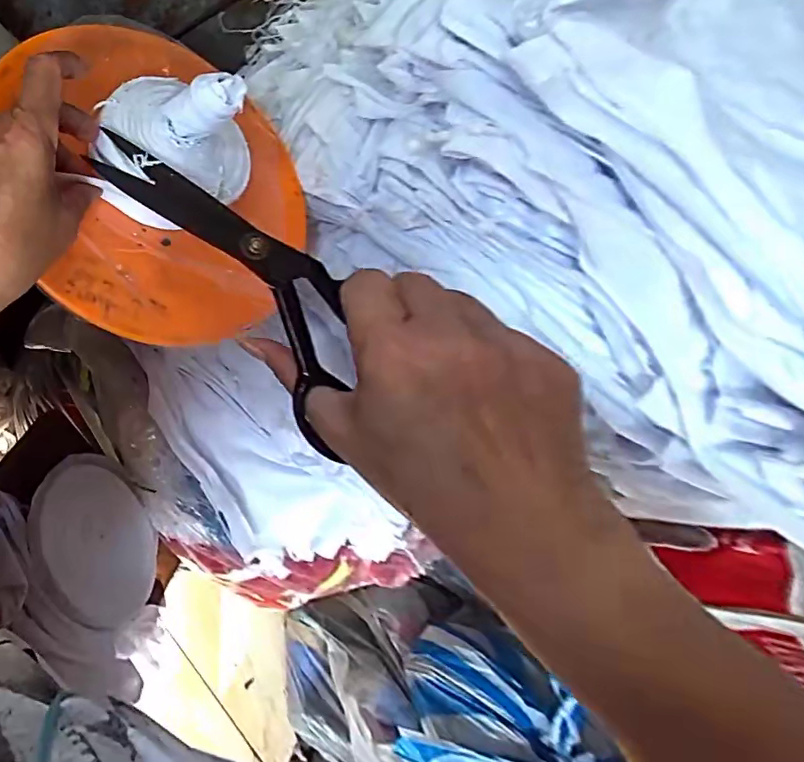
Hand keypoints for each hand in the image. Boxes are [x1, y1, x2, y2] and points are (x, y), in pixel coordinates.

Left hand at [0, 52, 99, 314]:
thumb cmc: (16, 244)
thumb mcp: (63, 220)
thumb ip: (79, 194)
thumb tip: (84, 188)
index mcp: (26, 133)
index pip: (43, 72)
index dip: (66, 62)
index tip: (85, 74)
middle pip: (36, 106)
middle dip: (69, 123)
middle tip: (90, 150)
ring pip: (20, 129)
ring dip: (49, 144)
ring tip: (71, 180)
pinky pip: (3, 149)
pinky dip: (26, 157)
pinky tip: (42, 190)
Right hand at [243, 271, 630, 578]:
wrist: (520, 523)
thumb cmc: (414, 477)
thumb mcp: (339, 428)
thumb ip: (294, 375)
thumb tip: (255, 342)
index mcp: (391, 350)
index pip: (367, 281)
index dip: (356, 298)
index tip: (358, 324)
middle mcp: (448, 335)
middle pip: (412, 282)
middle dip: (398, 305)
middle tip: (398, 348)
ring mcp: (505, 345)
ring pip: (459, 301)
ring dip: (442, 322)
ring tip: (443, 368)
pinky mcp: (547, 359)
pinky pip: (503, 331)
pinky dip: (486, 349)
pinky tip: (485, 391)